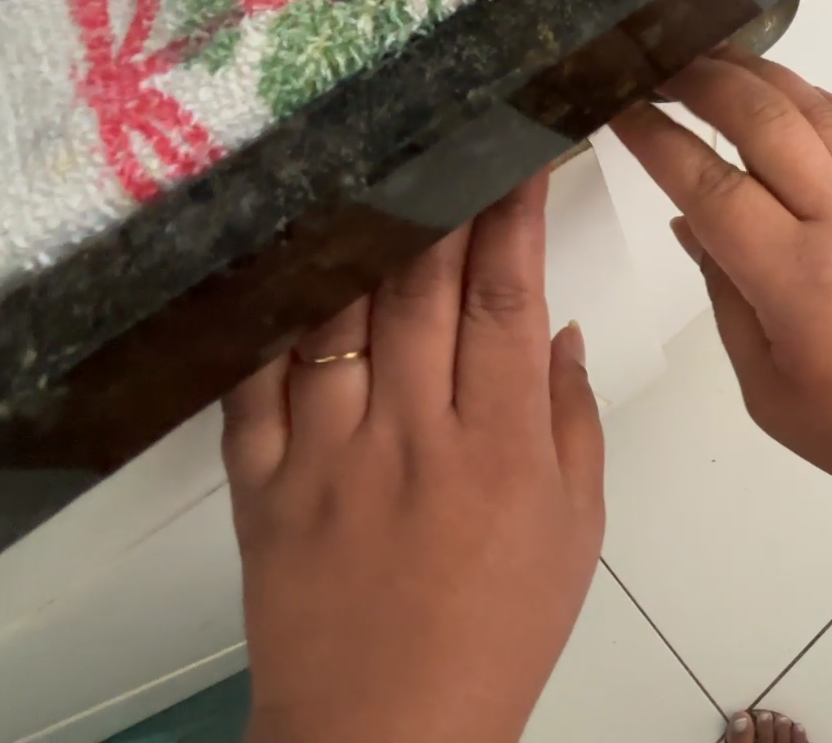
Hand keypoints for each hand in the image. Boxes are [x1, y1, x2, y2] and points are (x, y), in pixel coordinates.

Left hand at [222, 173, 603, 742]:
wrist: (391, 734)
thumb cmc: (508, 622)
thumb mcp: (578, 522)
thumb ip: (572, 417)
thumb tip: (558, 331)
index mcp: (500, 444)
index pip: (510, 301)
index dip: (516, 222)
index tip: (520, 166)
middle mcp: (412, 433)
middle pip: (425, 290)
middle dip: (444, 207)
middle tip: (449, 147)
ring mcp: (326, 457)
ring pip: (338, 318)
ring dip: (362, 240)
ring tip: (373, 180)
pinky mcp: (262, 489)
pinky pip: (253, 386)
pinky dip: (268, 319)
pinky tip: (282, 267)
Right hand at [611, 51, 831, 522]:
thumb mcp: (769, 391)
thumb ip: (727, 299)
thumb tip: (693, 227)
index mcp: (796, 277)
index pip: (710, 185)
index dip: (656, 140)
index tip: (617, 108)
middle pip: (766, 121)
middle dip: (704, 80)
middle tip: (658, 64)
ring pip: (818, 112)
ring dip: (763, 75)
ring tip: (715, 57)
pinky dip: (824, 102)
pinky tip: (797, 95)